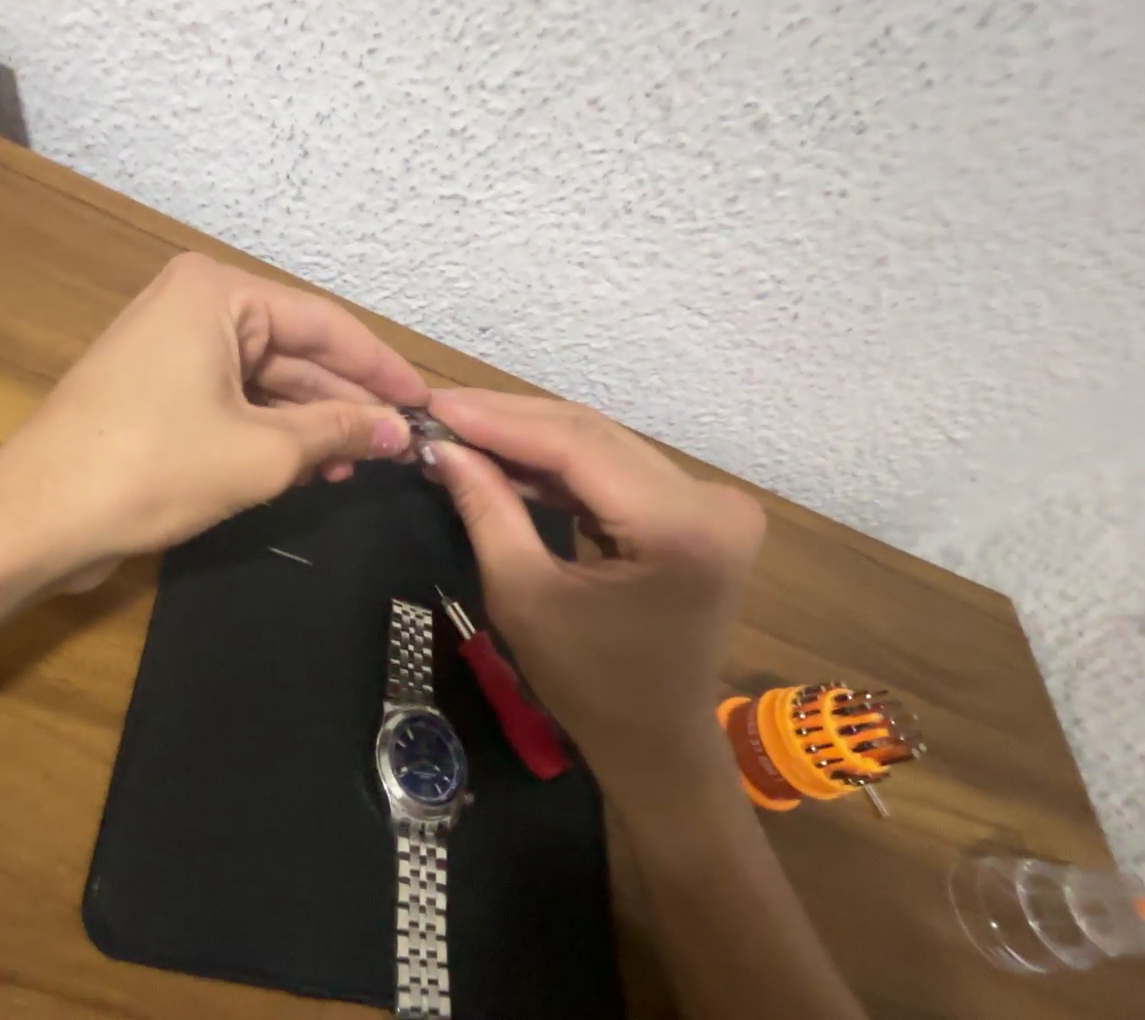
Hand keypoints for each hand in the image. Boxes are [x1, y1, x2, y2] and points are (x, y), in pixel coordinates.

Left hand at [0, 253, 425, 574]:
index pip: (325, 324)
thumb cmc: (153, 469)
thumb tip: (398, 431)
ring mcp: (170, 348)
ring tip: (357, 465)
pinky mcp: (156, 390)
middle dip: (344, 402)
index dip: (380, 368)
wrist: (38, 517)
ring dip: (309, 424)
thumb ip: (337, 432)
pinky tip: (309, 466)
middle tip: (395, 445)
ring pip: (263, 382)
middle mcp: (194, 305)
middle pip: (294, 351)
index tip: (425, 404)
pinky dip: (270, 433)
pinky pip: (232, 402)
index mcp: (218, 292)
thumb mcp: (261, 452)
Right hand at [423, 389, 764, 795]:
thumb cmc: (587, 683)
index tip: (435, 406)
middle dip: (508, 420)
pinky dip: (556, 463)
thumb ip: (486, 509)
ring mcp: (709, 502)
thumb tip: (442, 448)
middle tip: (440, 411)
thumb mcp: (523, 594)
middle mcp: (709, 499)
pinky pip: (613, 470)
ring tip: (461, 427)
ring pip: (600, 444)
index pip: (576, 445)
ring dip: (528, 435)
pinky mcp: (695, 510)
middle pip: (591, 434)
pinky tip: (505, 456)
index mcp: (680, 527)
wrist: (654, 738)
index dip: (498, 420)